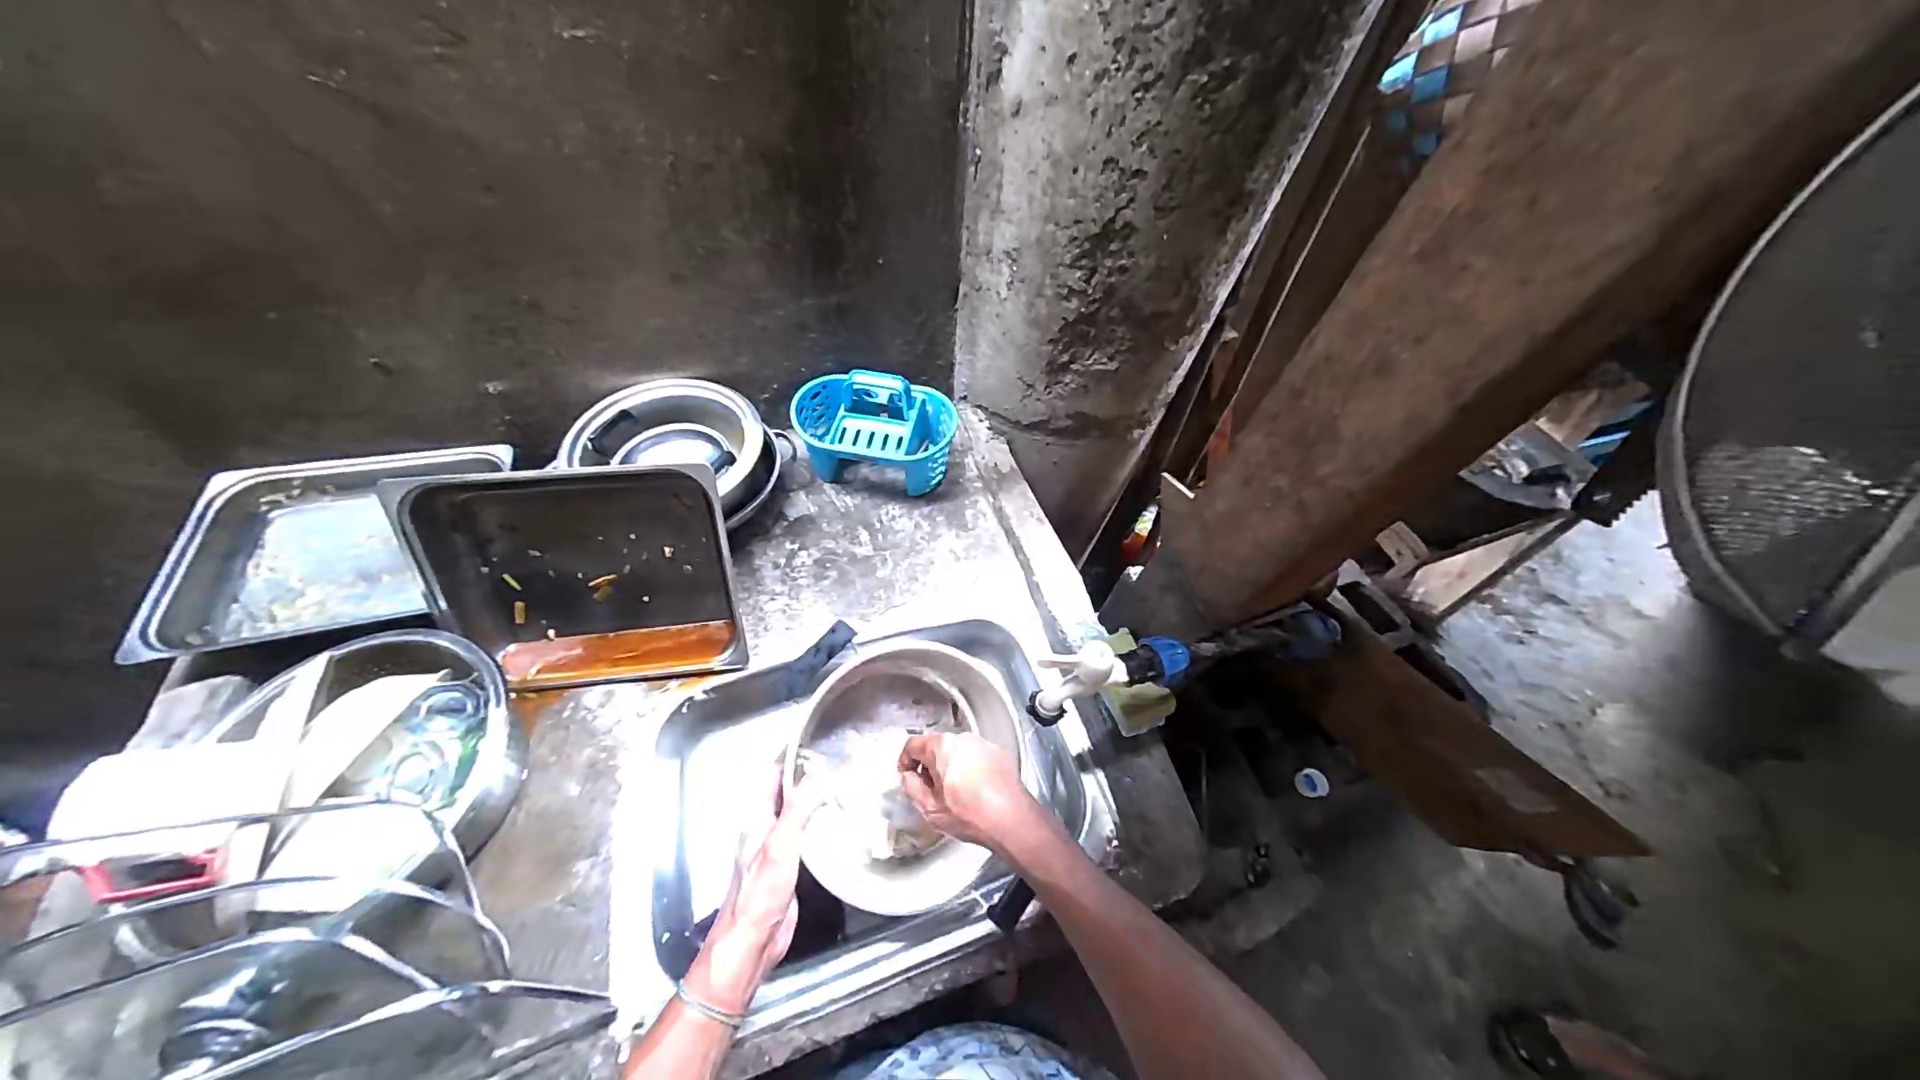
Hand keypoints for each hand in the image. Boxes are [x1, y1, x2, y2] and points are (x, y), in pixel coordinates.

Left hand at [683, 770, 821, 1014]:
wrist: (751, 944)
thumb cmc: (757, 895)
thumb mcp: (779, 846)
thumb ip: (797, 810)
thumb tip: (816, 774)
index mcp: (757, 819)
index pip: (773, 777)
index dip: (791, 757)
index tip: (816, 741)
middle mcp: (765, 830)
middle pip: (787, 794)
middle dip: (808, 777)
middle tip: (837, 761)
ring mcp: (776, 849)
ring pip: (797, 815)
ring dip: (815, 801)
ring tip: (842, 786)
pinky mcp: (789, 868)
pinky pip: (806, 837)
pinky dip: (820, 826)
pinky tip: (837, 825)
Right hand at [897, 732, 1050, 857]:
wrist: (1011, 819)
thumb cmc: (968, 814)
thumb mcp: (930, 809)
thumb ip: (911, 788)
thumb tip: (908, 776)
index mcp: (942, 746)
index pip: (913, 745)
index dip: (905, 761)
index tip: (906, 776)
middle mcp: (963, 738)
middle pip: (937, 747)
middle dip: (929, 765)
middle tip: (929, 789)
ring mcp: (984, 744)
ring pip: (958, 752)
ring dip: (950, 767)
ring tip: (953, 793)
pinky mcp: (1000, 754)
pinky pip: (976, 757)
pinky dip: (970, 769)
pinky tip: (974, 791)